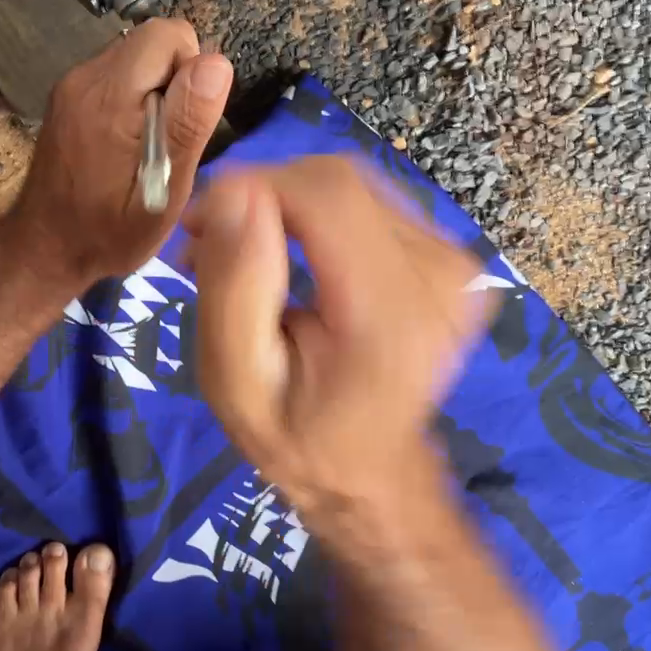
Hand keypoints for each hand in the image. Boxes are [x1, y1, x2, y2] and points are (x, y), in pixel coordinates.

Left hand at [0, 19, 232, 289]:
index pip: (168, 34)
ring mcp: (70, 85)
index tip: (184, 123)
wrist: (44, 248)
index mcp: (109, 96)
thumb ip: (187, 125)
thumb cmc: (107, 232)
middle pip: (151, 42)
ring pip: (134, 59)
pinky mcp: (66, 97)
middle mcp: (84, 78)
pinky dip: (130, 101)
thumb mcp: (162, 191)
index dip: (192, 71)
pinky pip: (114, 77)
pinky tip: (123, 146)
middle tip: (166, 141)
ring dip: (153, 92)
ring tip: (144, 148)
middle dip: (175, 81)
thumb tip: (216, 62)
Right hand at [186, 157, 494, 539]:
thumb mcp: (236, 381)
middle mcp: (438, 275)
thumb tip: (231, 192)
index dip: (251, 188)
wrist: (368, 470)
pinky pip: (366, 200)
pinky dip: (313, 212)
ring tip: (241, 252)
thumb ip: (235, 286)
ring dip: (282, 201)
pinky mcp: (447, 255)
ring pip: (348, 183)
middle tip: (208, 242)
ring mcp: (453, 262)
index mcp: (390, 314)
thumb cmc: (294, 436)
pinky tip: (286, 249)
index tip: (197, 227)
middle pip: (336, 180)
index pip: (324, 195)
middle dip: (260, 193)